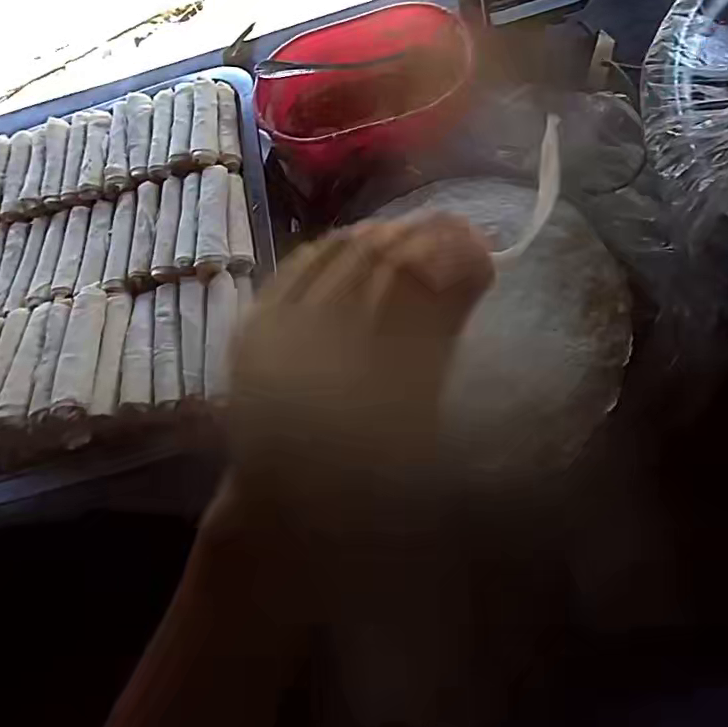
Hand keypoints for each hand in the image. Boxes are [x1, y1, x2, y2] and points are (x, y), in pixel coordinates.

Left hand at [222, 214, 492, 530]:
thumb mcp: (422, 413)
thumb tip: (475, 256)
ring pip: (336, 253)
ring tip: (410, 231)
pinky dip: (333, 247)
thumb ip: (443, 331)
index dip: (449, 250)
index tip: (476, 238)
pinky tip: (359, 243)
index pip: (417, 283)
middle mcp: (317, 348)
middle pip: (375, 260)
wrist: (284, 502)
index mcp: (373, 380)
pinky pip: (298, 265)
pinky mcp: (251, 327)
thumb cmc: (367, 475)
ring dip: (379, 234)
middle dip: (421, 234)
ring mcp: (275, 331)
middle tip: (450, 224)